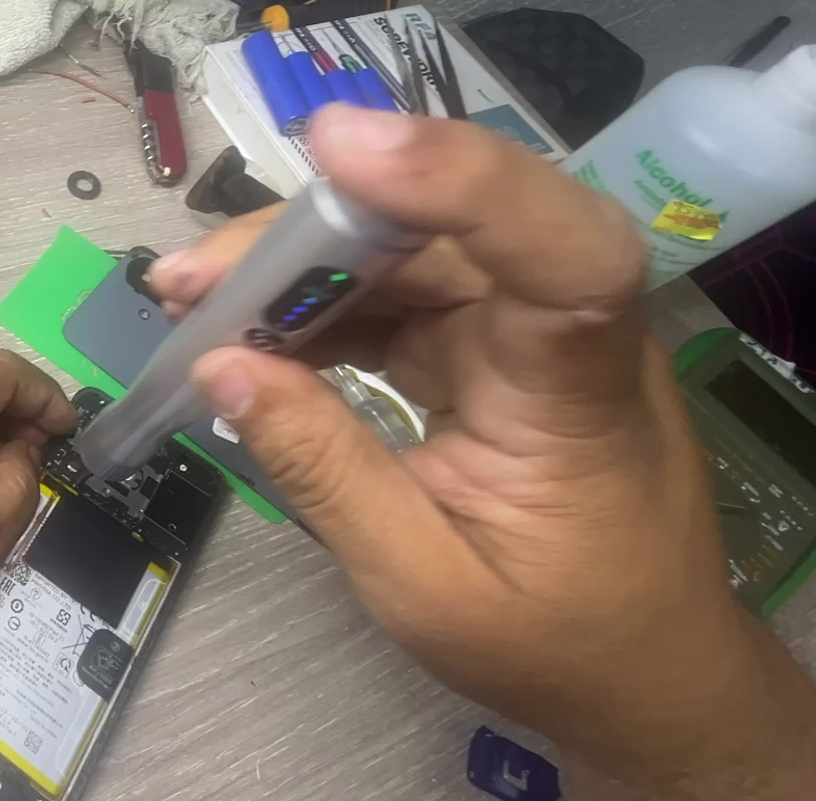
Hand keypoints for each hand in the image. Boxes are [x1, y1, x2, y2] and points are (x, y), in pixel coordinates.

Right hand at [150, 105, 815, 795]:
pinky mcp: (468, 337)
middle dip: (295, 242)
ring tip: (186, 298)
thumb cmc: (549, 640)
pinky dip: (295, 304)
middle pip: (429, 237)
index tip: (337, 145)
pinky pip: (372, 294)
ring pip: (386, 253)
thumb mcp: (417, 583)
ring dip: (279, 269)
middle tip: (185, 280)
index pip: (564, 255)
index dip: (459, 181)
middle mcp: (551, 331)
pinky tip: (236, 325)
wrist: (630, 669)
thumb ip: (320, 470)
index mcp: (578, 397)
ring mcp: (507, 327)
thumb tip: (217, 364)